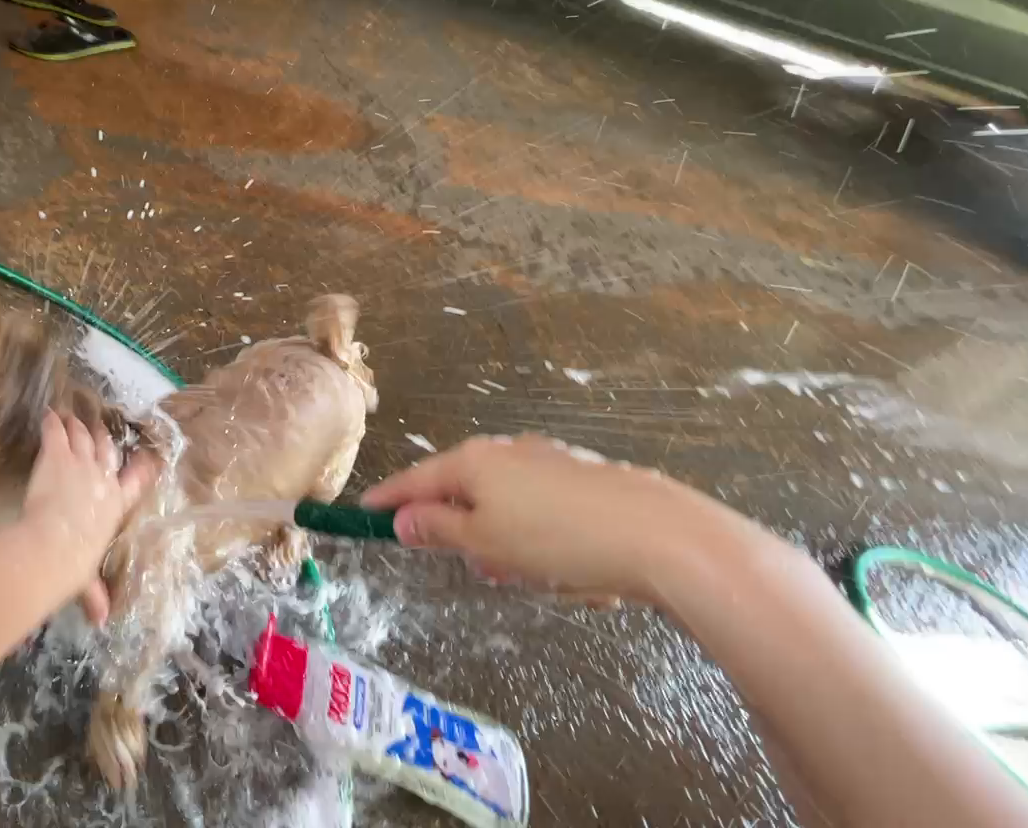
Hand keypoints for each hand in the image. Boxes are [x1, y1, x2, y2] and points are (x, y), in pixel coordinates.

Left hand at [21, 410, 155, 623]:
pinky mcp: (56, 455)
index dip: (142, 466)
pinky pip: (56, 432)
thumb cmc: (74, 564)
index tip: (148, 454)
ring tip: (73, 417)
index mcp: (116, 506)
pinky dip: (52, 421)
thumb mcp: (88, 579)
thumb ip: (95, 594)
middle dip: (103, 437)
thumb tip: (102, 621)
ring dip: (78, 426)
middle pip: (107, 450)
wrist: (53, 546)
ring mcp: (80, 464)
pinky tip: (48, 413)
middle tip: (100, 427)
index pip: (136, 482)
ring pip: (83, 436)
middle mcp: (103, 480)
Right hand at [359, 433, 752, 603]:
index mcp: (472, 462)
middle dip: (464, 531)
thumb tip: (402, 519)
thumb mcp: (484, 543)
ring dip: (507, 540)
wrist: (666, 537)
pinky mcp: (587, 478)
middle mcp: (506, 451)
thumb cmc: (558, 540)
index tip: (361, 513)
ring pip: (505, 504)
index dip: (387, 500)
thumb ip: (436, 528)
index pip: (413, 480)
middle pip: (462, 491)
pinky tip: (574, 568)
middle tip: (483, 569)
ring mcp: (549, 460)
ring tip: (538, 577)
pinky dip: (544, 537)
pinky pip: (545, 511)